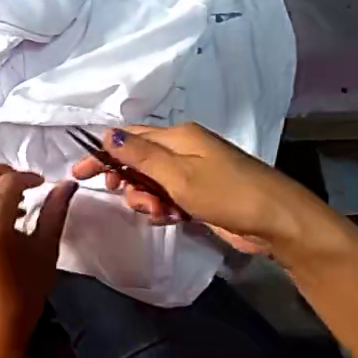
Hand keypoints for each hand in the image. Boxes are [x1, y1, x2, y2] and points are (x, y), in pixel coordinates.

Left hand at [0, 166, 75, 357]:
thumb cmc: (24, 293)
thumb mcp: (44, 251)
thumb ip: (54, 213)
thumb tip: (67, 186)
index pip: (7, 183)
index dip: (28, 177)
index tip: (44, 184)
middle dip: (3, 172)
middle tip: (27, 183)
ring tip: (21, 204)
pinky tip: (7, 222)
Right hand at [69, 123, 329, 257]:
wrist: (278, 222)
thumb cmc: (227, 193)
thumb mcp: (178, 174)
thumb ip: (140, 156)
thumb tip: (106, 134)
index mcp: (177, 136)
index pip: (128, 138)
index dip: (102, 154)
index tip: (79, 173)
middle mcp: (183, 149)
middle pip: (137, 162)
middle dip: (129, 183)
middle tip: (131, 199)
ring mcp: (192, 172)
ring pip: (150, 184)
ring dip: (147, 200)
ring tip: (162, 213)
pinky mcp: (199, 194)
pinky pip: (167, 198)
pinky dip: (163, 208)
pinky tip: (173, 219)